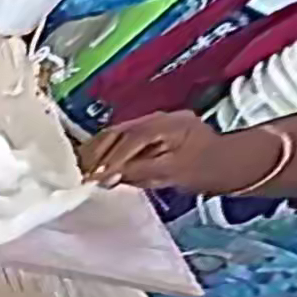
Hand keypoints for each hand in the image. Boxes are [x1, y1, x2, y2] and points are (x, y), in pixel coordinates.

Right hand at [78, 111, 282, 192]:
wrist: (216, 160)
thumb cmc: (198, 167)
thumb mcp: (172, 171)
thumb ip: (138, 171)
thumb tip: (104, 177)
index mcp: (172, 124)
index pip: (135, 138)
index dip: (113, 158)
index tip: (95, 178)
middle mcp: (157, 118)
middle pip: (115, 133)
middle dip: (94, 157)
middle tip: (80, 178)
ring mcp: (144, 123)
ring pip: (106, 136)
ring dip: (89, 156)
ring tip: (80, 175)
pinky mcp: (133, 132)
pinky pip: (106, 141)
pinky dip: (92, 155)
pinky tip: (85, 168)